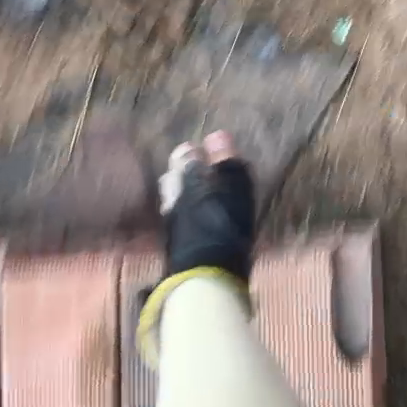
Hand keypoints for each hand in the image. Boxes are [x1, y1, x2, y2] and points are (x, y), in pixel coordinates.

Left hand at [139, 131, 257, 365]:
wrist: (206, 272)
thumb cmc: (224, 221)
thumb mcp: (234, 185)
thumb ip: (225, 160)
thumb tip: (217, 133)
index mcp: (188, 180)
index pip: (185, 158)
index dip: (191, 153)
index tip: (198, 147)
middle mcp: (174, 198)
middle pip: (174, 179)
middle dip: (183, 172)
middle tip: (195, 168)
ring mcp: (173, 222)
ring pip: (174, 199)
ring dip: (183, 193)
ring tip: (195, 192)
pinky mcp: (176, 244)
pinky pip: (179, 218)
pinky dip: (186, 212)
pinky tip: (196, 217)